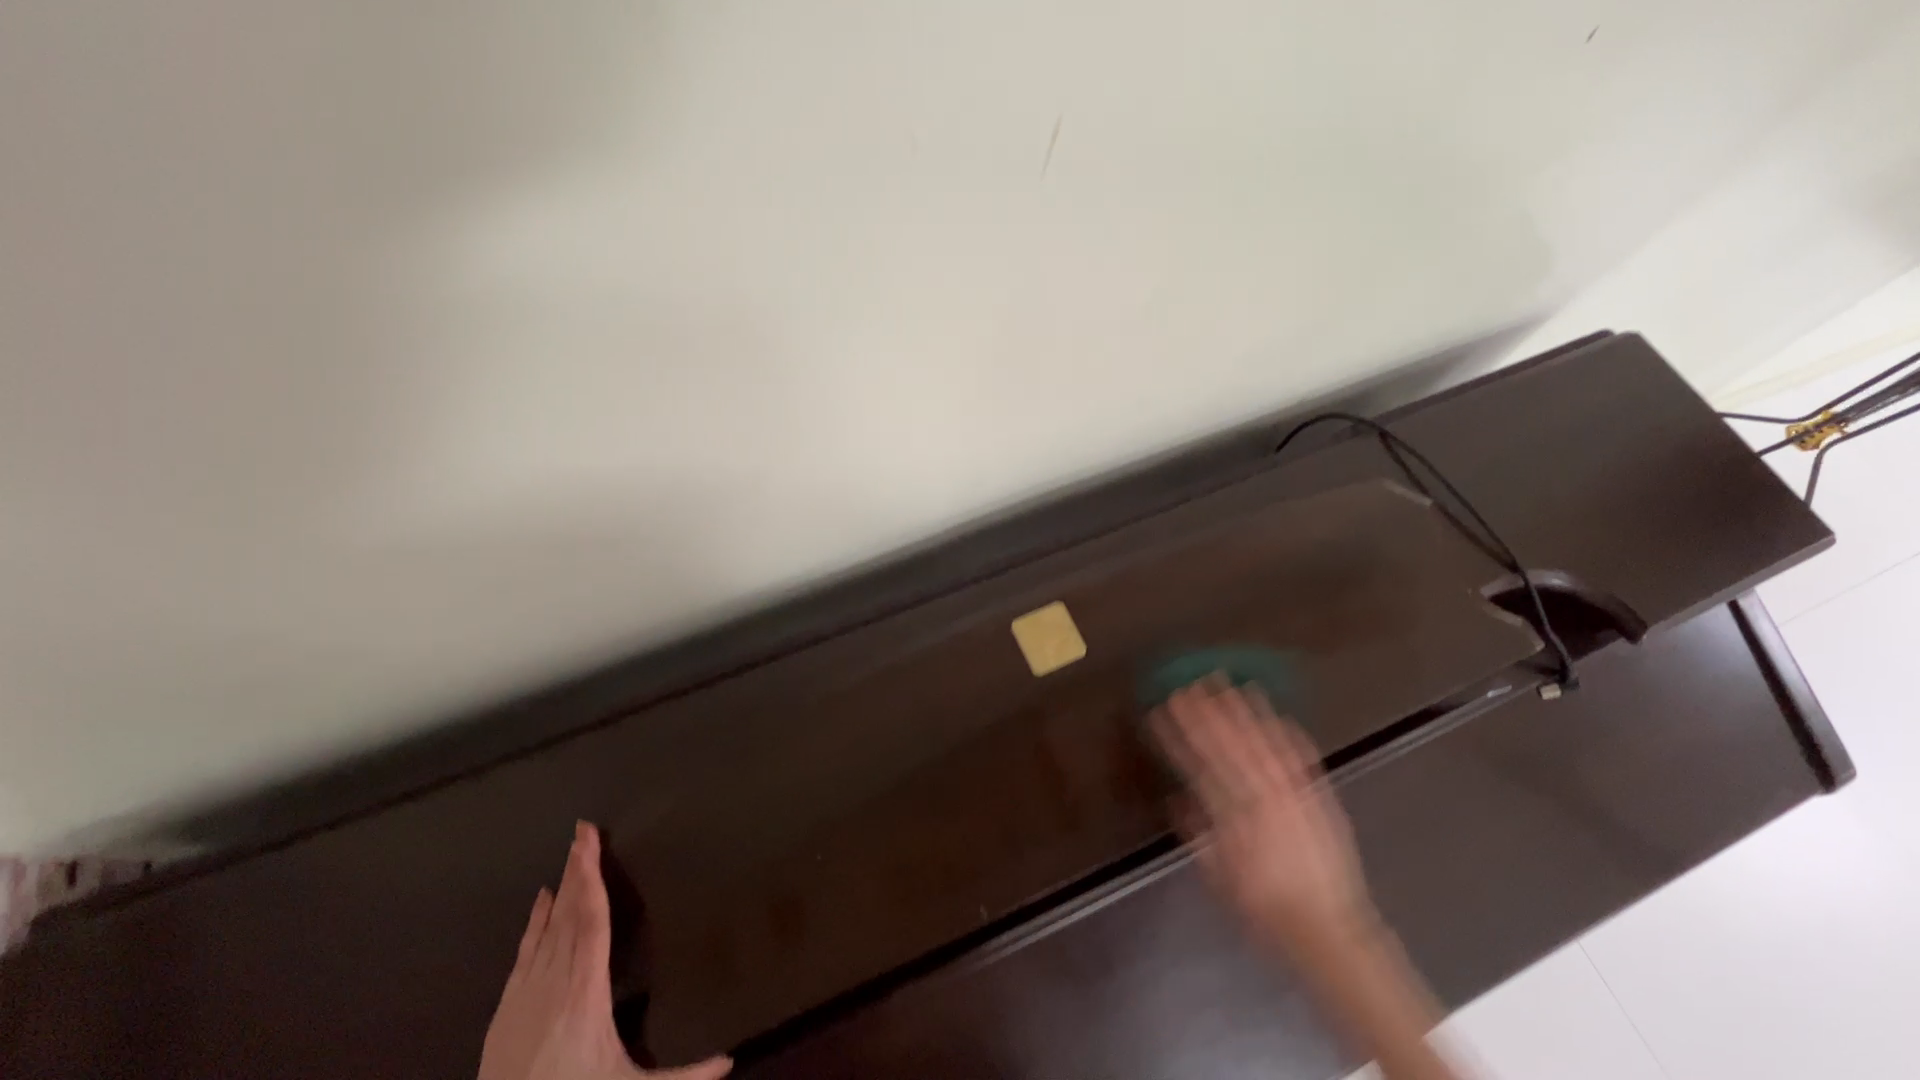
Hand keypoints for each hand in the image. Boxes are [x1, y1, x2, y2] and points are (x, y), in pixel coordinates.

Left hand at [479, 822, 730, 1079]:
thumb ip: (683, 1078)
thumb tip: (729, 1062)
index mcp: (585, 992)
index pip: (590, 920)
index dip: (591, 877)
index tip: (588, 841)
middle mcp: (552, 982)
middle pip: (568, 915)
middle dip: (577, 871)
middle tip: (581, 832)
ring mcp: (523, 995)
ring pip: (544, 930)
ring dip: (559, 892)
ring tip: (567, 861)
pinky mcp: (504, 1010)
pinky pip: (523, 954)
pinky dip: (532, 926)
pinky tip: (538, 908)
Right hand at [1152, 679, 1373, 950]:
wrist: (1329, 928)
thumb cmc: (1265, 910)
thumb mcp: (1219, 880)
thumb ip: (1198, 836)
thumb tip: (1178, 800)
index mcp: (1232, 818)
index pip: (1198, 765)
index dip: (1178, 736)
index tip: (1161, 711)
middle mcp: (1263, 799)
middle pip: (1230, 745)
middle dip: (1207, 713)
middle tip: (1189, 683)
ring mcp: (1295, 794)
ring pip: (1265, 743)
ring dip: (1245, 711)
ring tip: (1229, 683)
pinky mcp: (1320, 796)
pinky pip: (1302, 758)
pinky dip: (1288, 733)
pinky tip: (1278, 714)